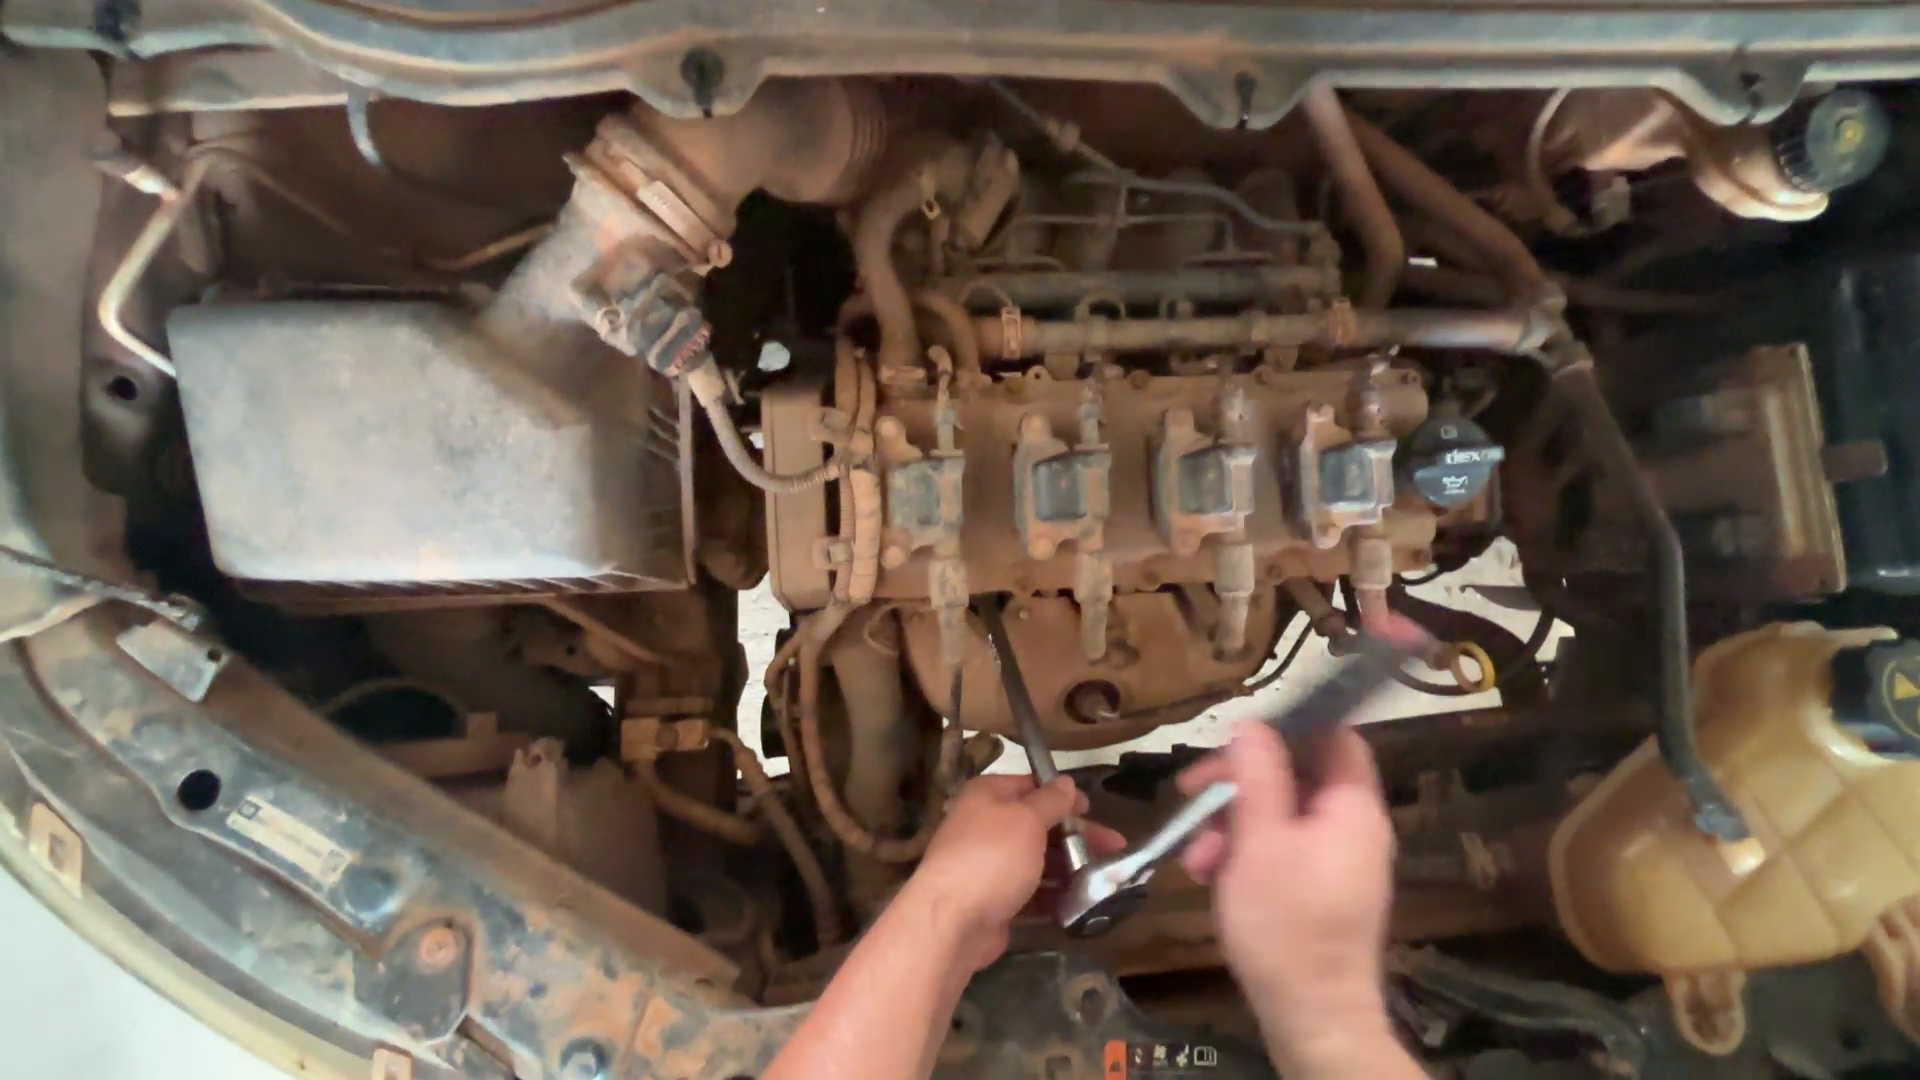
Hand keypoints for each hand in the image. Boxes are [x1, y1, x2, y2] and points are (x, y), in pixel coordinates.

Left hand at [900, 774, 1123, 971]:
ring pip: (1038, 860)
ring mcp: (990, 864)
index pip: (1032, 786)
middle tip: (1114, 849)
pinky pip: (1031, 891)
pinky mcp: (996, 899)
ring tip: (1106, 879)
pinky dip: (1054, 895)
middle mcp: (987, 824)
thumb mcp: (1026, 820)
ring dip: (1069, 868)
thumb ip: (1051, 801)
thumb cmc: (992, 857)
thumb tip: (1067, 782)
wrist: (952, 922)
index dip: (1064, 796)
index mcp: (989, 795)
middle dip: (1076, 837)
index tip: (1094, 809)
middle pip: (1040, 825)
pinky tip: (1082, 902)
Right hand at [1178, 724, 1399, 1075]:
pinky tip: (1208, 871)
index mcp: (1351, 808)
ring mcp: (1333, 857)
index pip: (1335, 736)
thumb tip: (1251, 723)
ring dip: (1229, 821)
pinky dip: (1241, 849)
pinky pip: (1276, 844)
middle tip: (1191, 789)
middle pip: (1293, 773)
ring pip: (1276, 810)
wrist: (1311, 1020)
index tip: (1238, 730)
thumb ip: (1258, 775)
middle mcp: (1349, 826)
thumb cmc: (1286, 925)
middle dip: (1237, 781)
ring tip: (1197, 854)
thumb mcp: (1260, 840)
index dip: (1291, 724)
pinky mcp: (1315, 884)